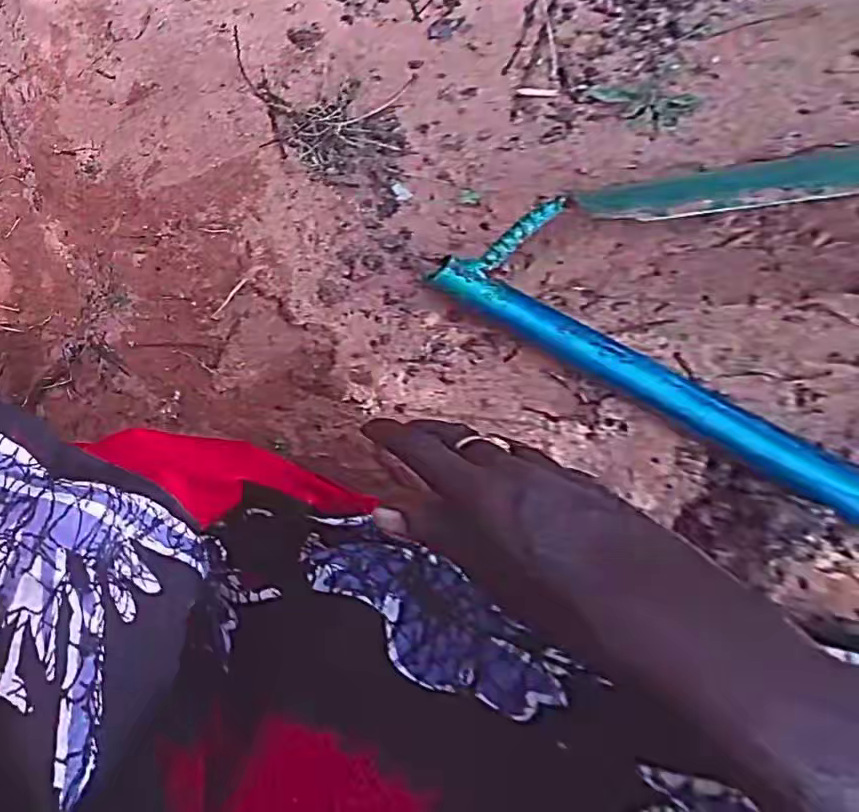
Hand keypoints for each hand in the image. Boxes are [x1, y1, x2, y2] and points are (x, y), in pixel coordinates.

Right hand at [362, 420, 858, 811]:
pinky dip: (517, 465)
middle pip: (461, 437)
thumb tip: (383, 512)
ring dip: (475, 447)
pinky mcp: (600, 494)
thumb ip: (435, 534)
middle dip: (429, 433)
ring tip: (462, 459)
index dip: (390, 434)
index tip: (371, 428)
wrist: (683, 627)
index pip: (419, 447)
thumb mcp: (488, 574)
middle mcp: (516, 471)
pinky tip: (526, 486)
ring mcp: (562, 479)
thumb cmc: (566, 605)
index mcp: (478, 489)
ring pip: (504, 448)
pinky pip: (542, 465)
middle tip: (410, 438)